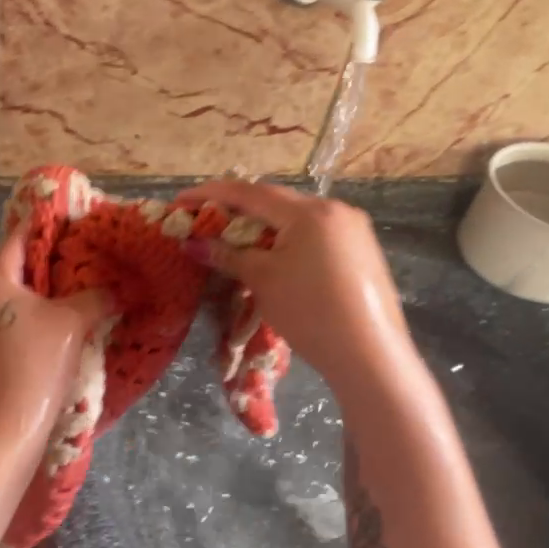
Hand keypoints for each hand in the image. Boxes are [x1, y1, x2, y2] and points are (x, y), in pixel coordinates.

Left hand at [0, 231, 109, 438]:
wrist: (13, 420)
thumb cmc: (39, 361)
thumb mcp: (74, 322)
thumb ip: (97, 296)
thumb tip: (119, 287)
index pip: (18, 239)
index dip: (44, 226)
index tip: (69, 217)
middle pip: (14, 264)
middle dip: (47, 257)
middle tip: (80, 249)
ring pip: (13, 290)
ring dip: (42, 285)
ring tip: (76, 280)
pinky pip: (11, 312)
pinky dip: (33, 306)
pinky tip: (59, 312)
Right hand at [176, 180, 415, 383]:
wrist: (369, 355)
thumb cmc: (310, 312)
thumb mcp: (262, 281)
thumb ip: (227, 255)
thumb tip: (191, 243)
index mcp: (309, 211)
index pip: (249, 192)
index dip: (210, 195)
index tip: (179, 202)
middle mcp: (335, 209)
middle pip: (274, 202)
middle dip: (236, 210)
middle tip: (203, 222)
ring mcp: (353, 229)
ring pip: (295, 218)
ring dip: (261, 226)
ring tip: (233, 241)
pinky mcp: (361, 250)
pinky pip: (313, 234)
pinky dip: (286, 239)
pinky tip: (273, 257)